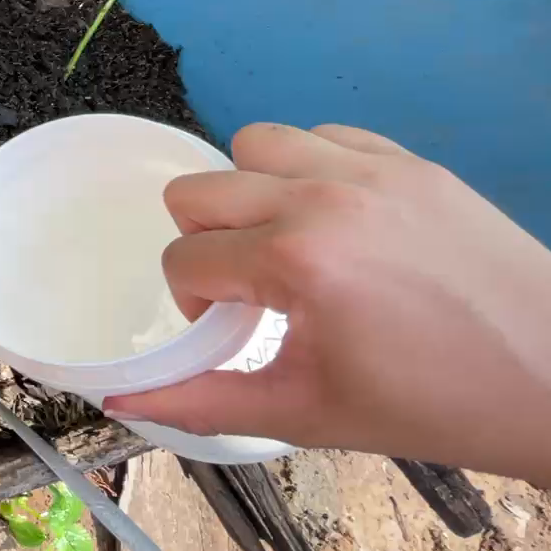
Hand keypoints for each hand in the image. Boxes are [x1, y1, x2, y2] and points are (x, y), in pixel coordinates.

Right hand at [103, 124, 550, 493]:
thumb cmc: (434, 406)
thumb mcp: (305, 413)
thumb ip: (198, 402)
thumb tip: (116, 402)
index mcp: (294, 261)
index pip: (183, 259)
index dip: (197, 301)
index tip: (241, 328)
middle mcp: (321, 200)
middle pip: (194, 192)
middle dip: (206, 241)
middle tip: (254, 282)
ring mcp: (371, 173)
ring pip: (249, 144)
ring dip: (249, 189)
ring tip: (287, 234)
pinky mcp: (413, 163)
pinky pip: (320, 136)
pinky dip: (309, 167)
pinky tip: (336, 215)